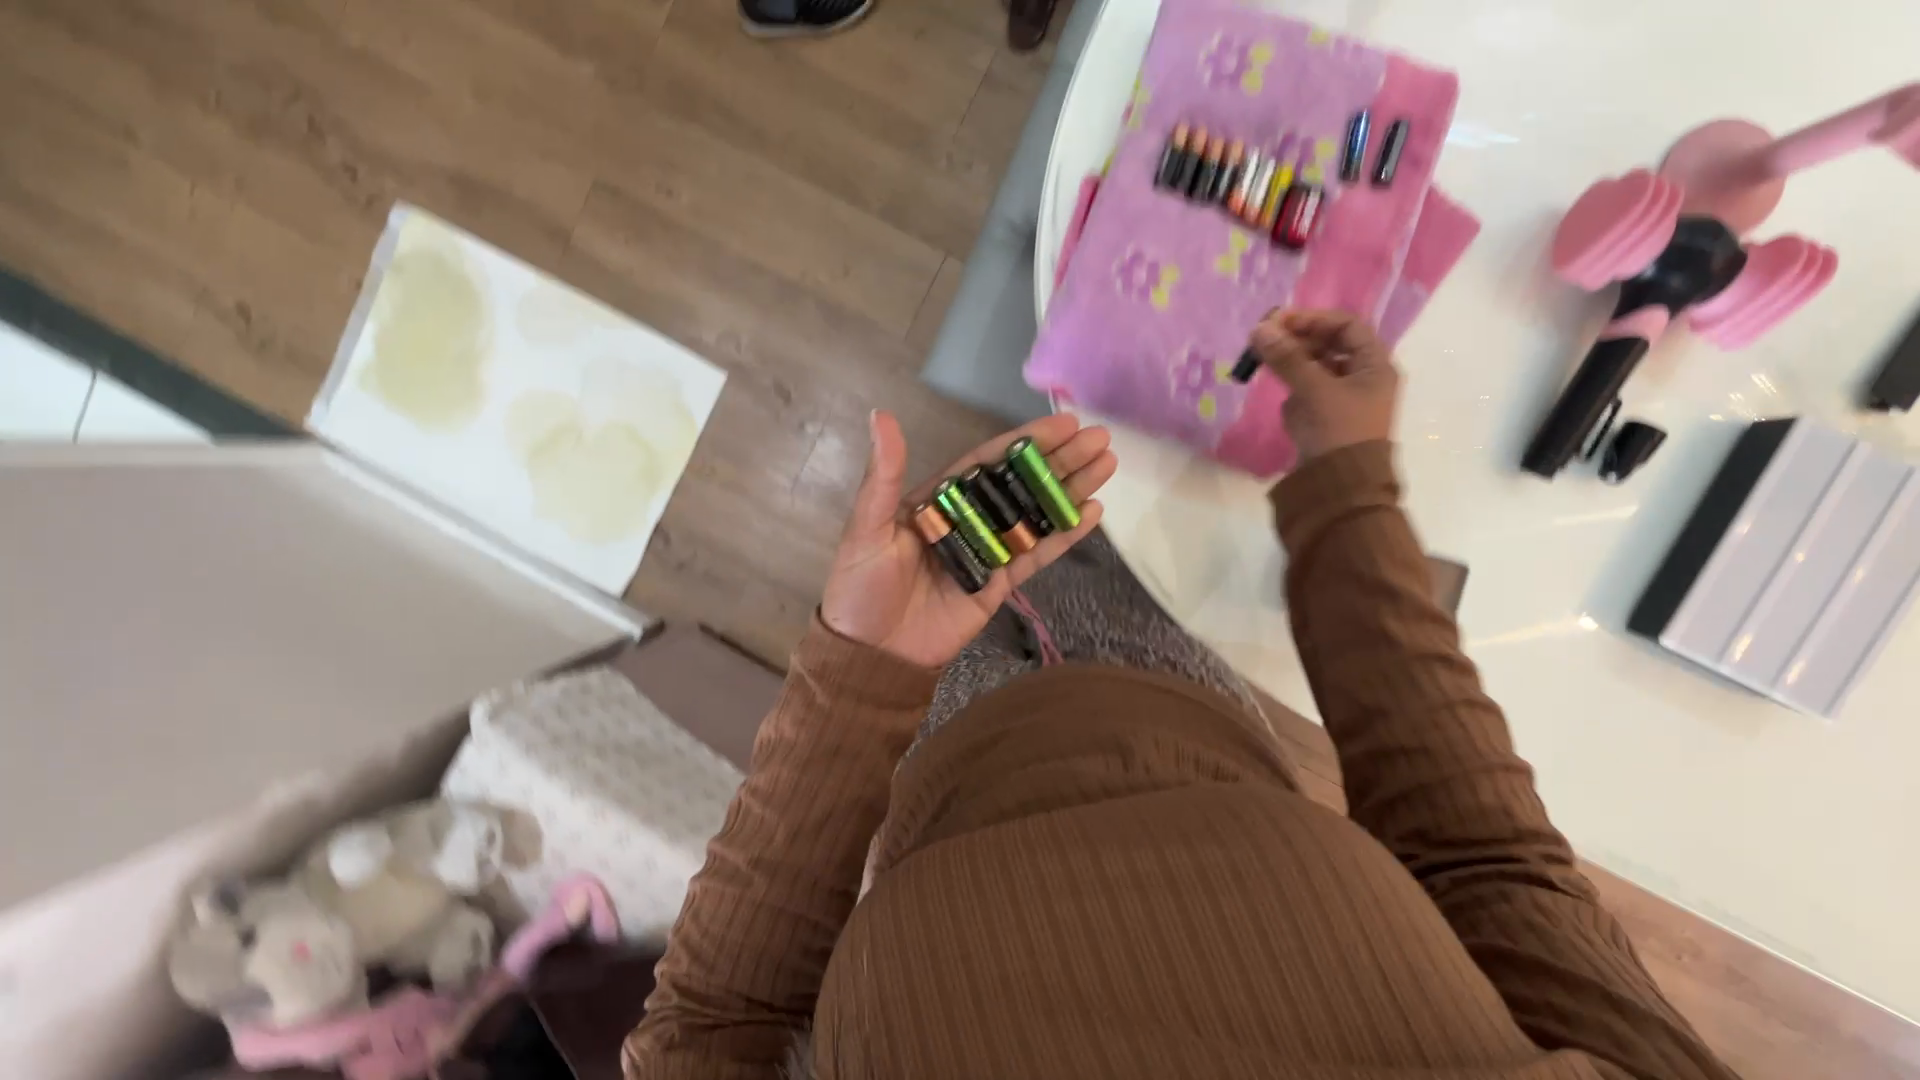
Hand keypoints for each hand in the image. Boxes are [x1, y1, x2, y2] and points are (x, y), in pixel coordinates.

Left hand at [821, 411, 1115, 667]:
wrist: (871, 655)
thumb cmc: (860, 588)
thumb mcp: (867, 528)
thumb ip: (883, 475)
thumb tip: (882, 415)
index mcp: (937, 500)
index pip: (988, 463)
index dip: (1025, 442)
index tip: (1063, 423)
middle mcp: (967, 520)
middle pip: (1020, 484)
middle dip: (1059, 461)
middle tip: (1100, 437)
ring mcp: (986, 552)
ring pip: (1036, 516)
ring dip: (1070, 491)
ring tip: (1107, 464)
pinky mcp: (998, 585)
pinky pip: (1037, 556)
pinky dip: (1064, 536)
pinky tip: (1092, 512)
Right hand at [1250, 309, 1400, 459]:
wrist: (1341, 486)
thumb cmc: (1337, 430)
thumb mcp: (1313, 390)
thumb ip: (1287, 358)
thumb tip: (1260, 328)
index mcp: (1375, 365)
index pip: (1346, 326)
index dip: (1313, 319)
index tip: (1279, 322)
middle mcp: (1364, 378)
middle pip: (1330, 346)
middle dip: (1298, 344)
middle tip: (1266, 344)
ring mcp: (1346, 399)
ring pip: (1317, 370)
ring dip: (1294, 368)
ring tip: (1271, 371)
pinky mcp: (1329, 419)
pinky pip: (1310, 394)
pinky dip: (1296, 393)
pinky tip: (1289, 407)